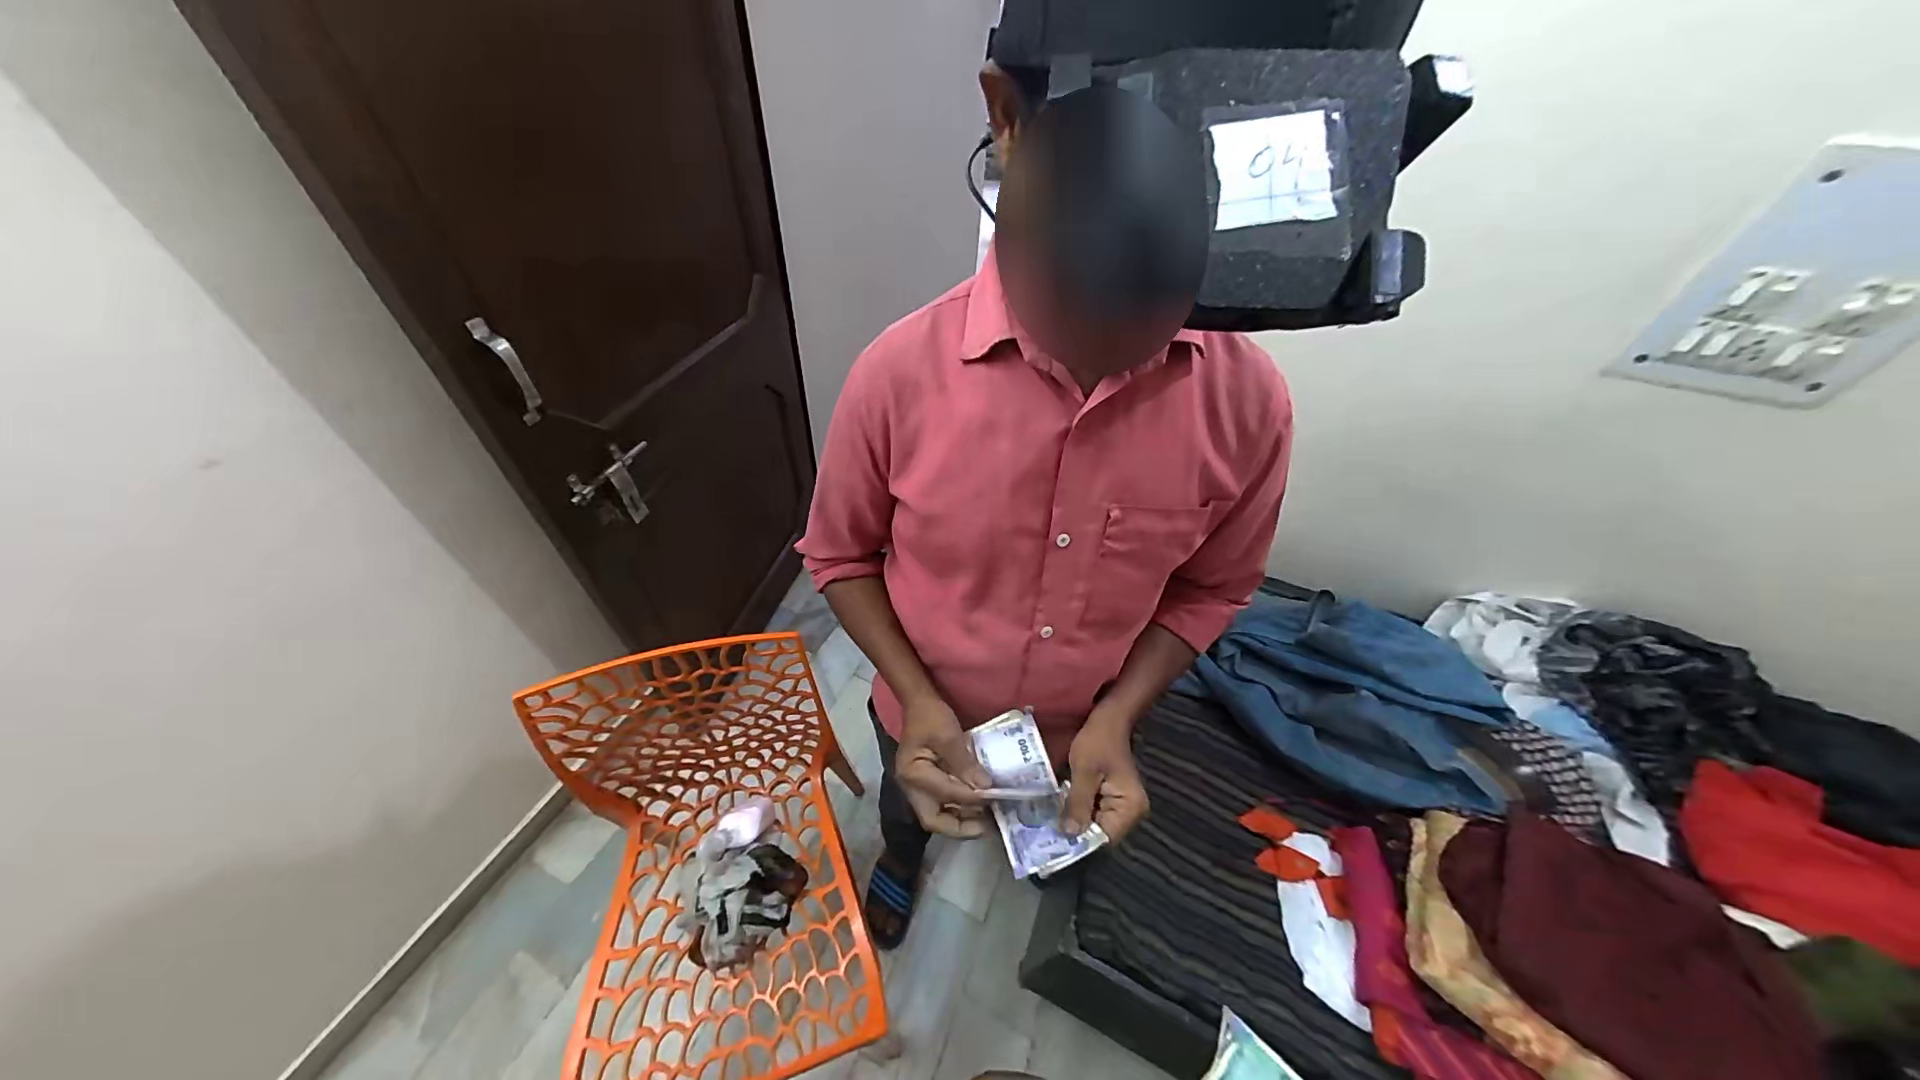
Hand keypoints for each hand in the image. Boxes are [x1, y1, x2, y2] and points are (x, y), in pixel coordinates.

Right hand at [896, 694, 991, 837]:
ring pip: (938, 815)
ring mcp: (917, 787)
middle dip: (960, 827)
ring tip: (987, 820)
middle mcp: (910, 787)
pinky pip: (942, 803)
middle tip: (987, 828)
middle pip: (934, 819)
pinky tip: (976, 806)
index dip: (970, 798)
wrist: (919, 702)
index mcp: (913, 774)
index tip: (993, 797)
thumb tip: (985, 788)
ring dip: (962, 820)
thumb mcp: (949, 735)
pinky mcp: (926, 783)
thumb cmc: (931, 716)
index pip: (945, 794)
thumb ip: (965, 764)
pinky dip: (959, 808)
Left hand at [1061, 711, 1149, 843]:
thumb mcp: (1084, 770)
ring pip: (1094, 822)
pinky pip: (1093, 811)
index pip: (1105, 837)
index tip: (1054, 838)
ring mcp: (1121, 805)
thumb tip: (1069, 835)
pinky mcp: (1110, 797)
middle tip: (1046, 827)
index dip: (1081, 839)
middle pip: (1099, 832)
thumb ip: (1078, 803)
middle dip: (1075, 828)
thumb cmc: (1098, 741)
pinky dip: (1077, 808)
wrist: (1108, 719)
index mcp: (1130, 807)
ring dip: (1074, 818)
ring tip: (1049, 818)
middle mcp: (1130, 812)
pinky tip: (1060, 805)